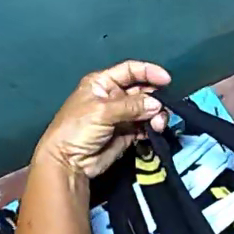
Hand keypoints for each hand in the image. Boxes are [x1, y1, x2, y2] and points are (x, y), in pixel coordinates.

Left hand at [33, 61, 171, 180]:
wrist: (68, 163)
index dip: (148, 72)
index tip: (166, 79)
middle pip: (142, 90)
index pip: (130, 71)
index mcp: (103, 83)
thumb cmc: (77, 129)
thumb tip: (157, 103)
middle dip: (155, 97)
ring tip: (158, 124)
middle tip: (161, 109)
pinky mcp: (127, 133)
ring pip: (147, 109)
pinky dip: (152, 127)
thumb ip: (131, 106)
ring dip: (156, 114)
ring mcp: (121, 115)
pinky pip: (145, 126)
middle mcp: (113, 96)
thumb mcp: (102, 111)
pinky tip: (154, 131)